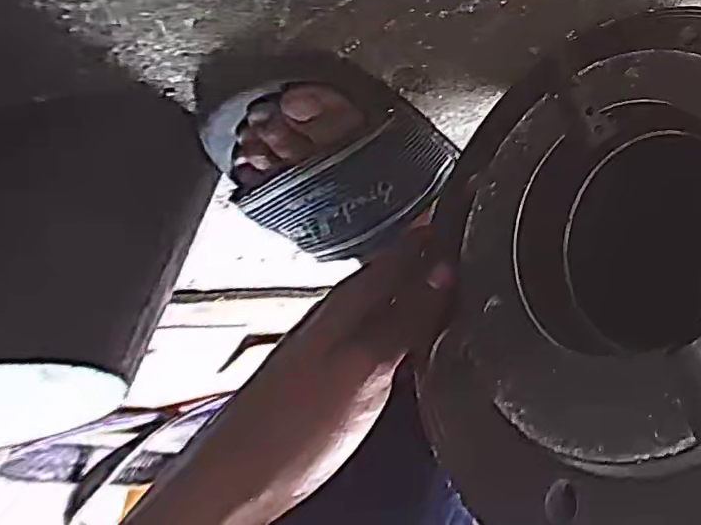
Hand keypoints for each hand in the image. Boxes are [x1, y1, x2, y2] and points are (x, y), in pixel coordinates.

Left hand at [127, 226, 453, 524]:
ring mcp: (334, 341)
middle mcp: (341, 312)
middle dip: (435, 253)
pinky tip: (418, 338)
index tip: (471, 207)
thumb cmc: (286, 432)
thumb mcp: (366, 367)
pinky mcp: (330, 370)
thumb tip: (446, 271)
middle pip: (400, 268)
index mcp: (352, 299)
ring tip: (455, 283)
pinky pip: (382, 328)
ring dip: (422, 286)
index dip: (440, 226)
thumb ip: (410, 315)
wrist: (227, 492)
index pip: (407, 245)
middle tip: (473, 243)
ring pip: (391, 297)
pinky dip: (407, 321)